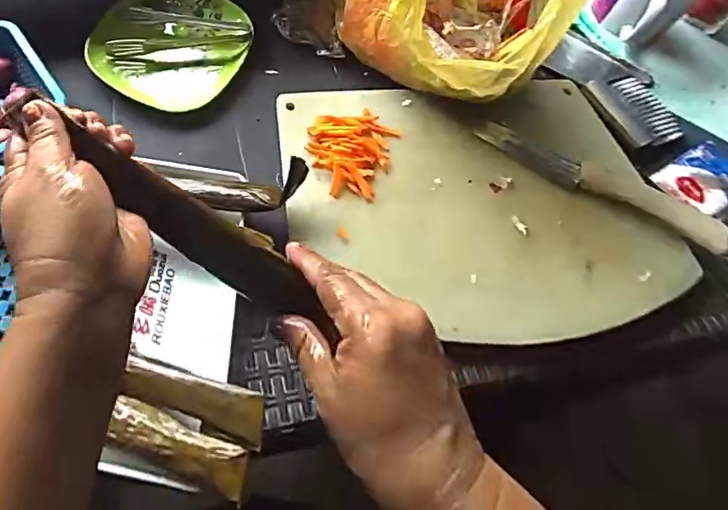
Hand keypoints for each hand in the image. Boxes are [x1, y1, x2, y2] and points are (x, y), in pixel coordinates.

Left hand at [0, 101, 150, 316]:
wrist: (97, 285)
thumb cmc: (62, 229)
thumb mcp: (47, 172)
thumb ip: (46, 134)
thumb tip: (32, 106)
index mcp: (25, 173)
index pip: (31, 130)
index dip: (47, 114)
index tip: (63, 111)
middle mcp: (54, 178)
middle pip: (69, 133)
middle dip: (83, 123)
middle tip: (91, 130)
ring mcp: (87, 188)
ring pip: (97, 144)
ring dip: (107, 134)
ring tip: (113, 142)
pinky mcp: (117, 196)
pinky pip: (121, 162)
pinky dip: (125, 150)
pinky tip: (128, 149)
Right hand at [278, 243, 487, 509]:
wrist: (441, 477)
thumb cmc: (383, 445)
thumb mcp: (329, 394)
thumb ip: (305, 345)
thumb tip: (286, 320)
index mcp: (374, 325)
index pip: (332, 279)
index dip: (308, 262)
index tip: (291, 250)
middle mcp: (401, 313)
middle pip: (353, 278)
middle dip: (324, 274)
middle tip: (296, 270)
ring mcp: (418, 322)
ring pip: (370, 289)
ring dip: (345, 289)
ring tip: (317, 295)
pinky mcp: (428, 334)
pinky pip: (387, 304)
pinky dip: (365, 304)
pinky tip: (348, 316)